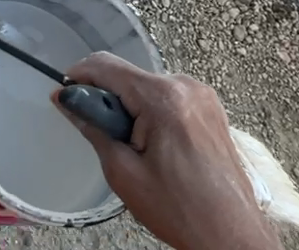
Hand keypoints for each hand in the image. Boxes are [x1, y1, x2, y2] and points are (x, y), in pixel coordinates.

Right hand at [53, 54, 278, 249]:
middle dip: (106, 97)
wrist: (235, 241)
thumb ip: (92, 127)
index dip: (78, 77)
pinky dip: (151, 109)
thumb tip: (62, 98)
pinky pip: (166, 95)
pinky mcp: (211, 108)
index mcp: (164, 98)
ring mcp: (203, 95)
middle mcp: (185, 86)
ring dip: (129, 104)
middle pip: (126, 74)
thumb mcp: (123, 172)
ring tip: (133, 145)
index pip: (105, 65)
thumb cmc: (179, 211)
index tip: (64, 96)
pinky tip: (155, 143)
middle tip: (103, 133)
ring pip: (145, 84)